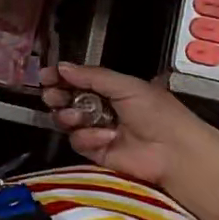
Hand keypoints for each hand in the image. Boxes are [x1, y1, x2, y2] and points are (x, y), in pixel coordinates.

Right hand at [40, 64, 214, 186]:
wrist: (172, 151)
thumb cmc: (156, 113)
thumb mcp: (126, 86)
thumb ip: (92, 76)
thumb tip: (62, 67)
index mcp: (110, 88)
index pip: (78, 79)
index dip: (60, 77)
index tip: (46, 76)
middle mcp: (100, 108)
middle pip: (66, 99)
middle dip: (57, 96)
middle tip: (53, 95)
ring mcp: (96, 130)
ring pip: (66, 120)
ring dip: (69, 116)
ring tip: (79, 117)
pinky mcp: (95, 152)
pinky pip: (78, 141)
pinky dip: (88, 137)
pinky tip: (105, 137)